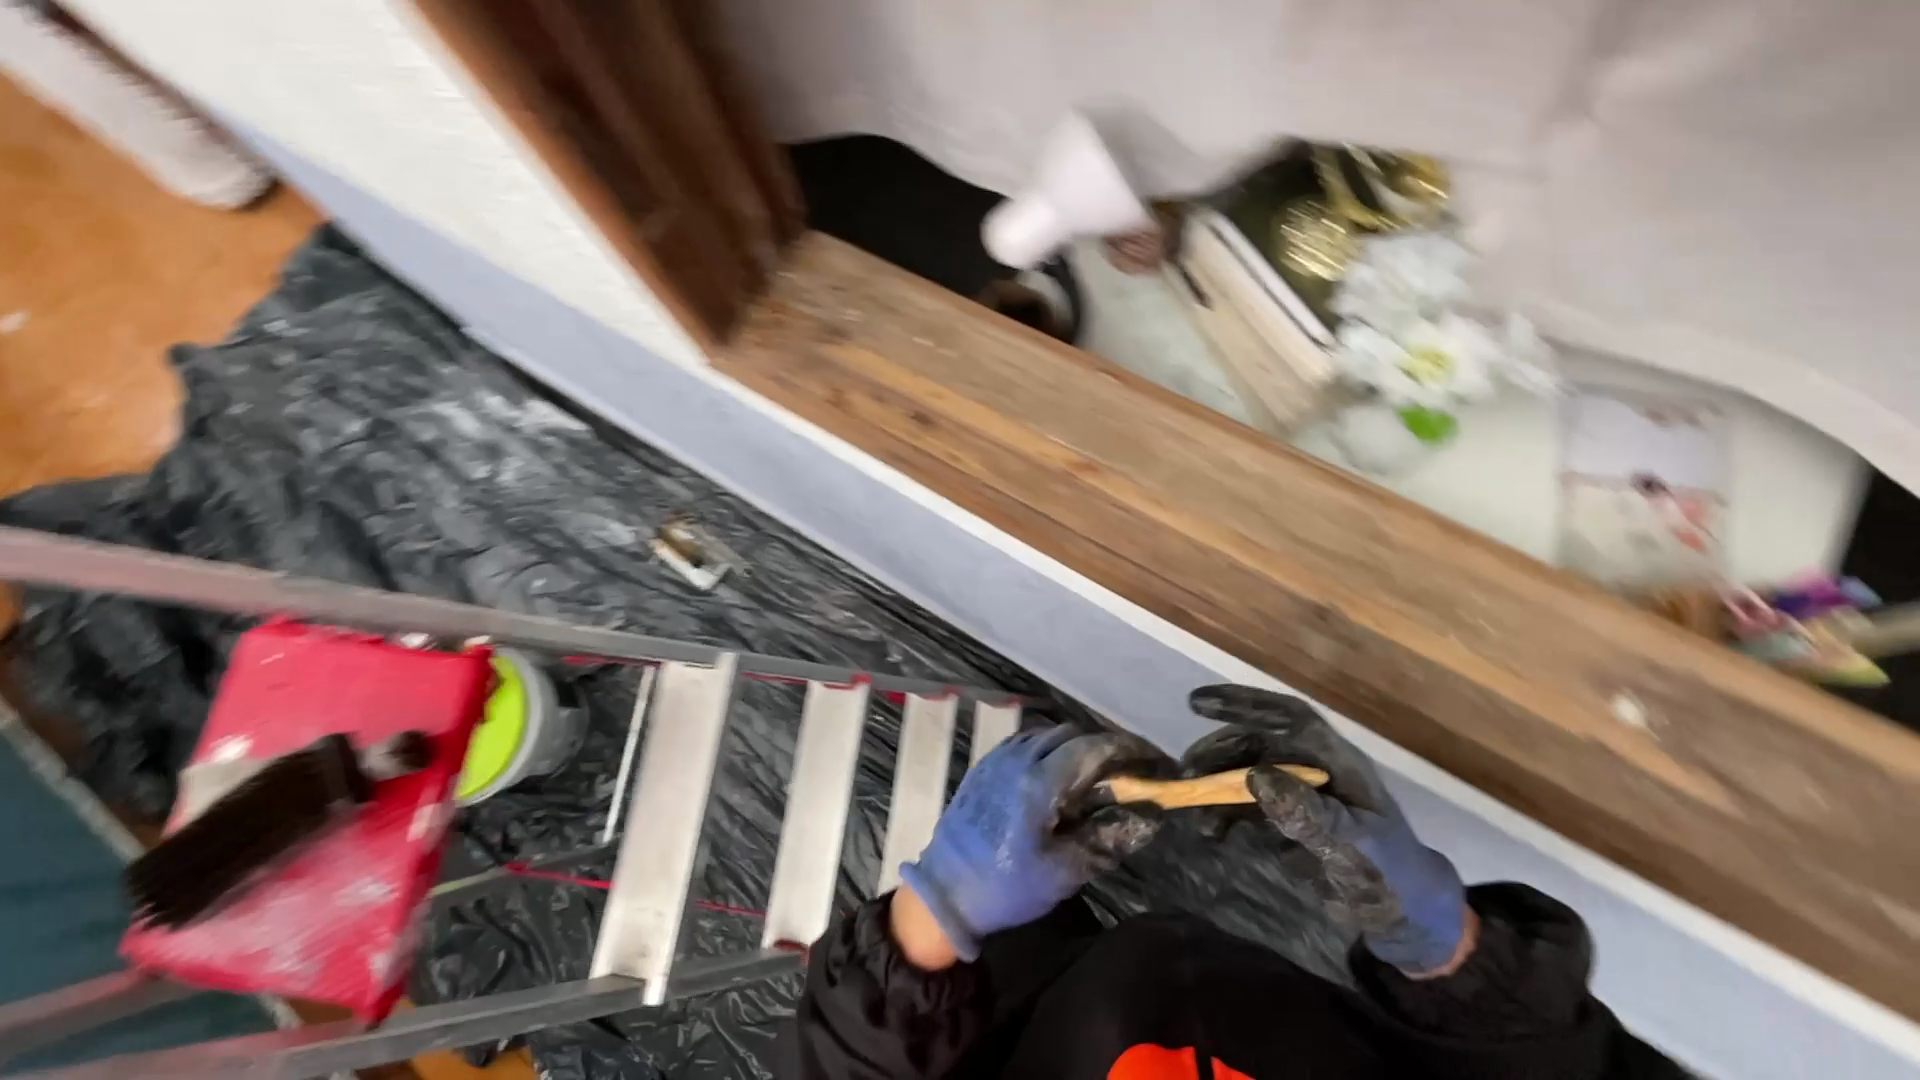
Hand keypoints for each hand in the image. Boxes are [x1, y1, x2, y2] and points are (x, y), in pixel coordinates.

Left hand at [897, 726, 1163, 960]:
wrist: (944, 895)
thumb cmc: (1007, 888)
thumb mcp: (1064, 872)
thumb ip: (1109, 838)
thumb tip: (1150, 817)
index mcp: (1038, 782)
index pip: (1092, 748)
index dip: (1128, 749)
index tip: (1155, 760)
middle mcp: (1017, 759)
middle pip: (1071, 735)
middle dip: (1104, 747)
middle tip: (1130, 771)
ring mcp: (997, 759)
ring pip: (1047, 735)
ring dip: (1076, 746)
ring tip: (1098, 773)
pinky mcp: (984, 766)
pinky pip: (1025, 743)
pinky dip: (1050, 750)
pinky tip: (1060, 775)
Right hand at [1181, 684, 1468, 975]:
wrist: (1404, 911)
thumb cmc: (1389, 872)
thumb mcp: (1353, 844)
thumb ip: (1307, 812)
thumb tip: (1255, 775)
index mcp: (1334, 759)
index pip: (1288, 717)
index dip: (1243, 703)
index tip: (1196, 702)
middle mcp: (1311, 765)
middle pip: (1255, 741)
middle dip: (1216, 751)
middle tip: (1185, 773)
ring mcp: (1296, 790)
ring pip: (1244, 769)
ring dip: (1214, 782)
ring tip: (1190, 804)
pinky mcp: (1285, 815)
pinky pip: (1244, 802)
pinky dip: (1221, 812)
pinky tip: (1209, 829)